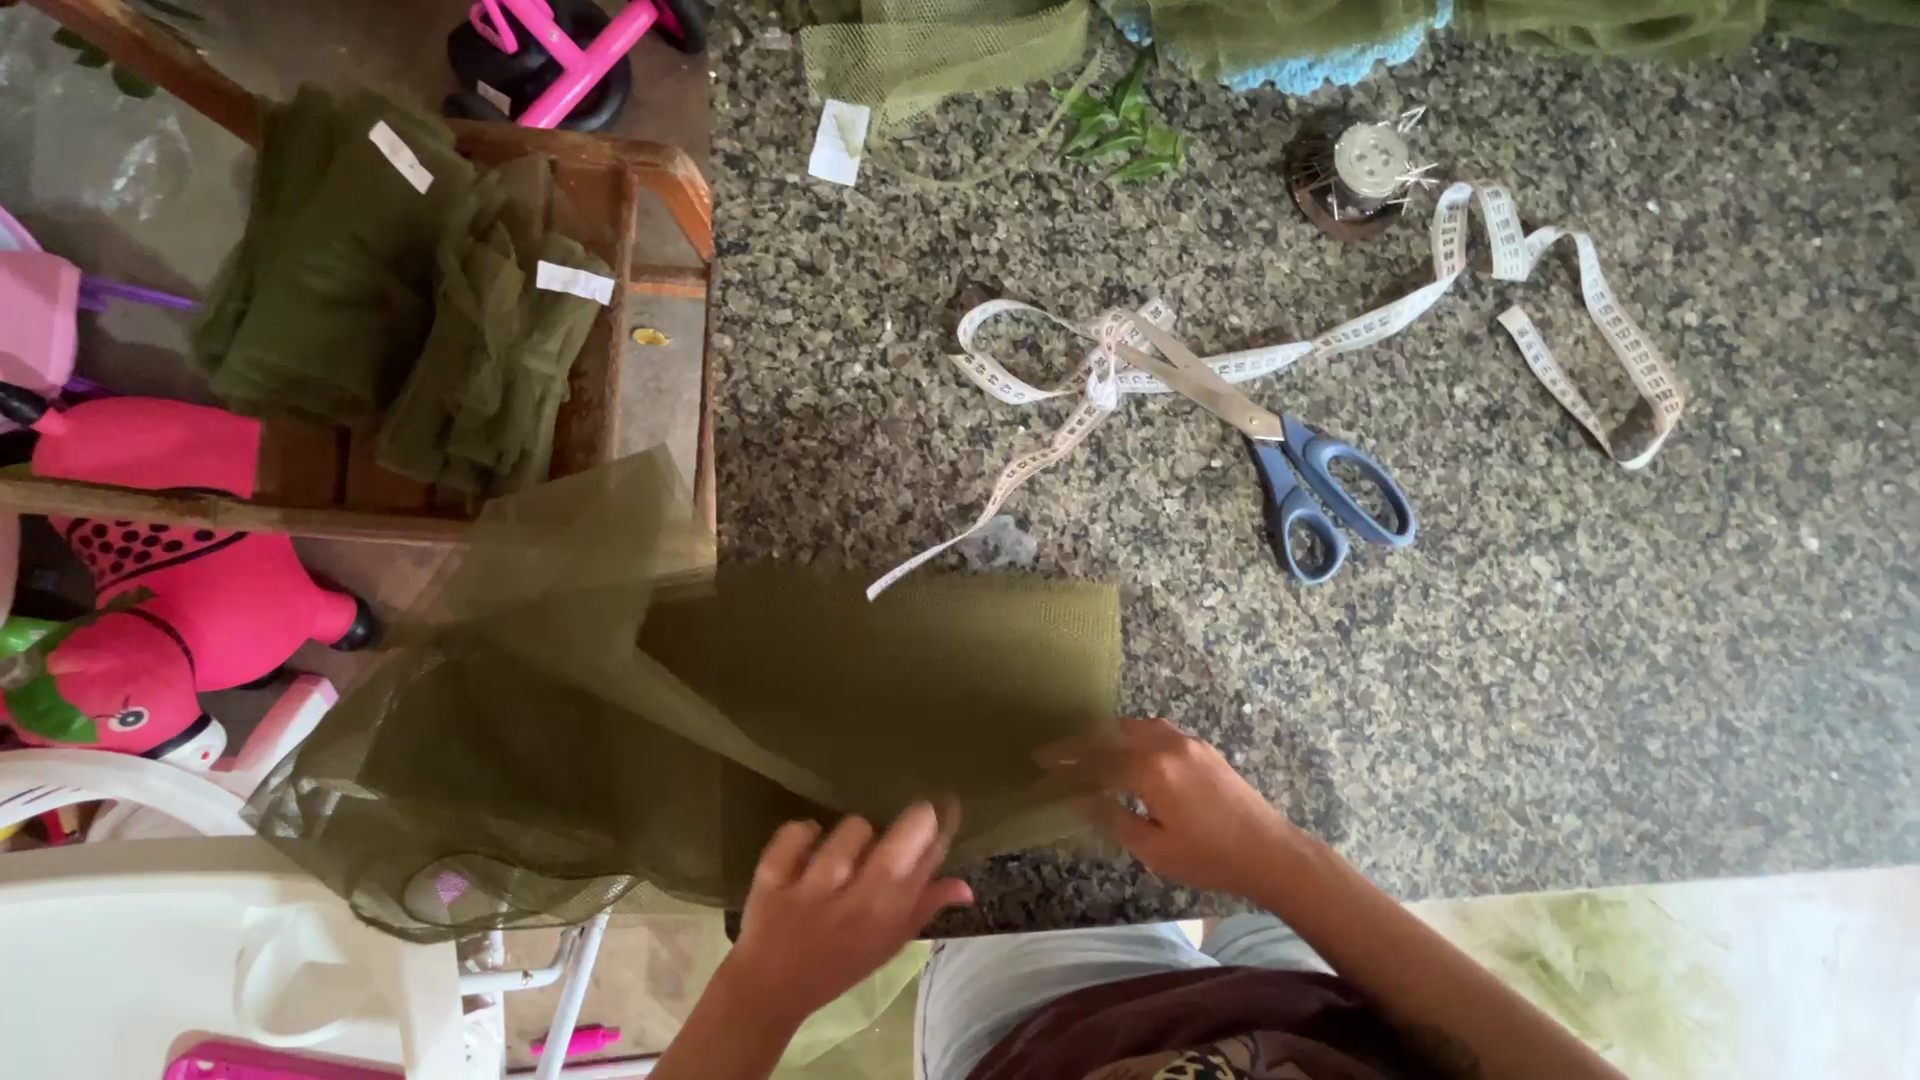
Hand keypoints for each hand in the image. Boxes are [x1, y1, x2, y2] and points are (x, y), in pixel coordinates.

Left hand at [718, 802, 974, 1028]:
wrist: (770, 988)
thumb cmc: (839, 962)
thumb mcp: (888, 944)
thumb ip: (924, 907)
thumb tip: (966, 885)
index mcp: (886, 918)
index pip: (925, 860)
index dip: (939, 826)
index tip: (945, 806)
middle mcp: (855, 903)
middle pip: (897, 842)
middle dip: (913, 820)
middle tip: (911, 815)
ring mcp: (811, 890)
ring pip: (850, 829)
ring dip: (853, 834)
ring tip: (846, 850)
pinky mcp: (772, 879)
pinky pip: (796, 832)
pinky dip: (803, 833)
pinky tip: (806, 847)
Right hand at [1039, 716, 1298, 897]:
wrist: (1270, 852)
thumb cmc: (1209, 858)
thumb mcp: (1153, 847)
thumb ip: (1111, 817)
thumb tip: (1076, 797)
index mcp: (1150, 770)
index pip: (1094, 763)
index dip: (1063, 768)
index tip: (1038, 771)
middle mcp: (1165, 744)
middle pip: (1109, 735)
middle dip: (1078, 744)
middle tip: (1051, 755)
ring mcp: (1185, 740)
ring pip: (1132, 726)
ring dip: (1104, 735)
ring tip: (1082, 748)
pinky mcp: (1200, 746)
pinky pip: (1154, 730)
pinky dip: (1129, 735)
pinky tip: (1123, 749)